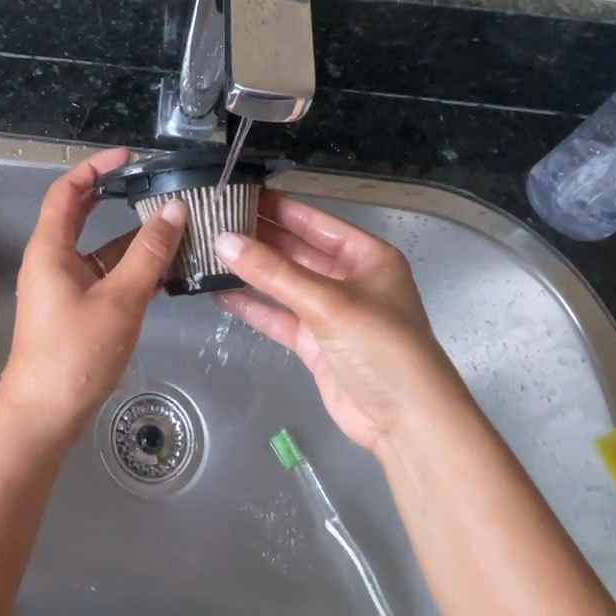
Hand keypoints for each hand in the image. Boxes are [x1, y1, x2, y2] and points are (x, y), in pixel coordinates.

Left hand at [0, 148, 187, 440]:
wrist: (44, 415)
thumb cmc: (76, 352)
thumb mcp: (120, 298)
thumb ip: (149, 253)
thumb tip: (175, 210)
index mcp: (50, 247)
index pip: (67, 190)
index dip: (95, 167)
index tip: (129, 157)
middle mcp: (52, 260)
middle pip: (81, 214)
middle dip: (115, 197)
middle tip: (153, 185)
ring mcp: (63, 287)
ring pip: (99, 249)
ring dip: (131, 239)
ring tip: (174, 228)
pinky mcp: (75, 310)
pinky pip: (104, 276)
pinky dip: (131, 269)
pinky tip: (166, 271)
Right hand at [213, 192, 457, 453]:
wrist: (407, 423)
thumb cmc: (381, 346)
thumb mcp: (328, 302)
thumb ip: (274, 272)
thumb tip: (223, 241)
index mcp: (365, 255)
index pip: (313, 220)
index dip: (276, 206)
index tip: (235, 192)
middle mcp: (347, 278)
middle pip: (295, 249)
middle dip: (258, 237)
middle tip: (212, 221)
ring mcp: (330, 312)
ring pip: (283, 282)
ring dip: (250, 271)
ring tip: (207, 252)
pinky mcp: (314, 343)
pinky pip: (278, 315)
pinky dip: (252, 305)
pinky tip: (219, 293)